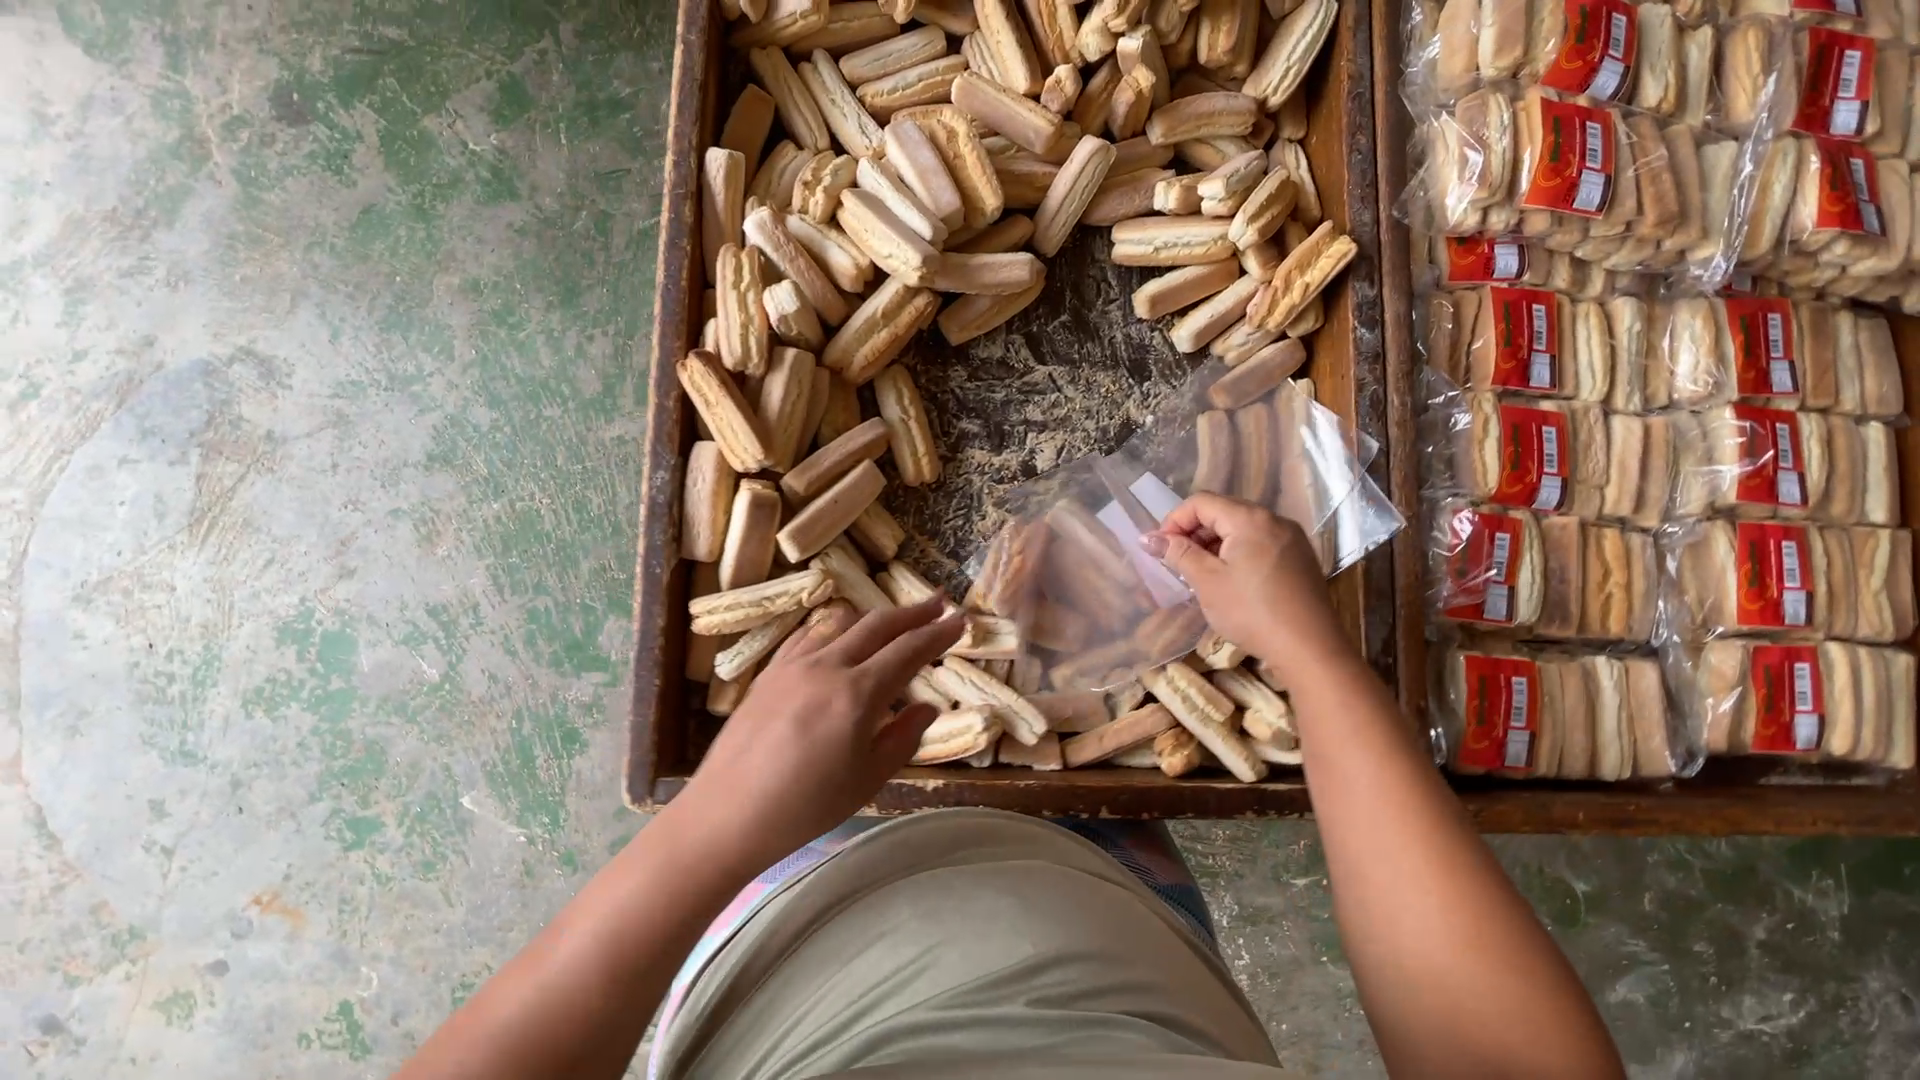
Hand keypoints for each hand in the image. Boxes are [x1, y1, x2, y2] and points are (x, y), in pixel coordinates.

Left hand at [674, 599, 964, 872]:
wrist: (728, 813)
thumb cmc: (806, 806)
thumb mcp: (868, 779)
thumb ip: (903, 737)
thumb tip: (926, 707)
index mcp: (858, 694)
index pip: (909, 650)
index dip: (938, 633)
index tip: (961, 620)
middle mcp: (828, 666)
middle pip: (878, 625)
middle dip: (914, 612)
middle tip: (940, 602)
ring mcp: (793, 665)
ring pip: (842, 624)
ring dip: (875, 617)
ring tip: (895, 620)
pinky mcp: (769, 672)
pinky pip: (808, 635)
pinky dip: (835, 628)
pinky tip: (839, 635)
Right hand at [1143, 493, 1346, 680]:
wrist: (1310, 648)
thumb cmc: (1251, 612)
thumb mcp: (1207, 581)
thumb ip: (1178, 553)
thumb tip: (1148, 538)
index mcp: (1250, 518)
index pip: (1201, 502)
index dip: (1174, 521)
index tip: (1160, 549)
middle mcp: (1274, 519)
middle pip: (1223, 511)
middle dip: (1194, 532)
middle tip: (1178, 563)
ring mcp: (1291, 538)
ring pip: (1242, 528)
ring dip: (1215, 544)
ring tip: (1201, 574)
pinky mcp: (1300, 558)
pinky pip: (1260, 543)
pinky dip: (1238, 553)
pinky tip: (1231, 581)